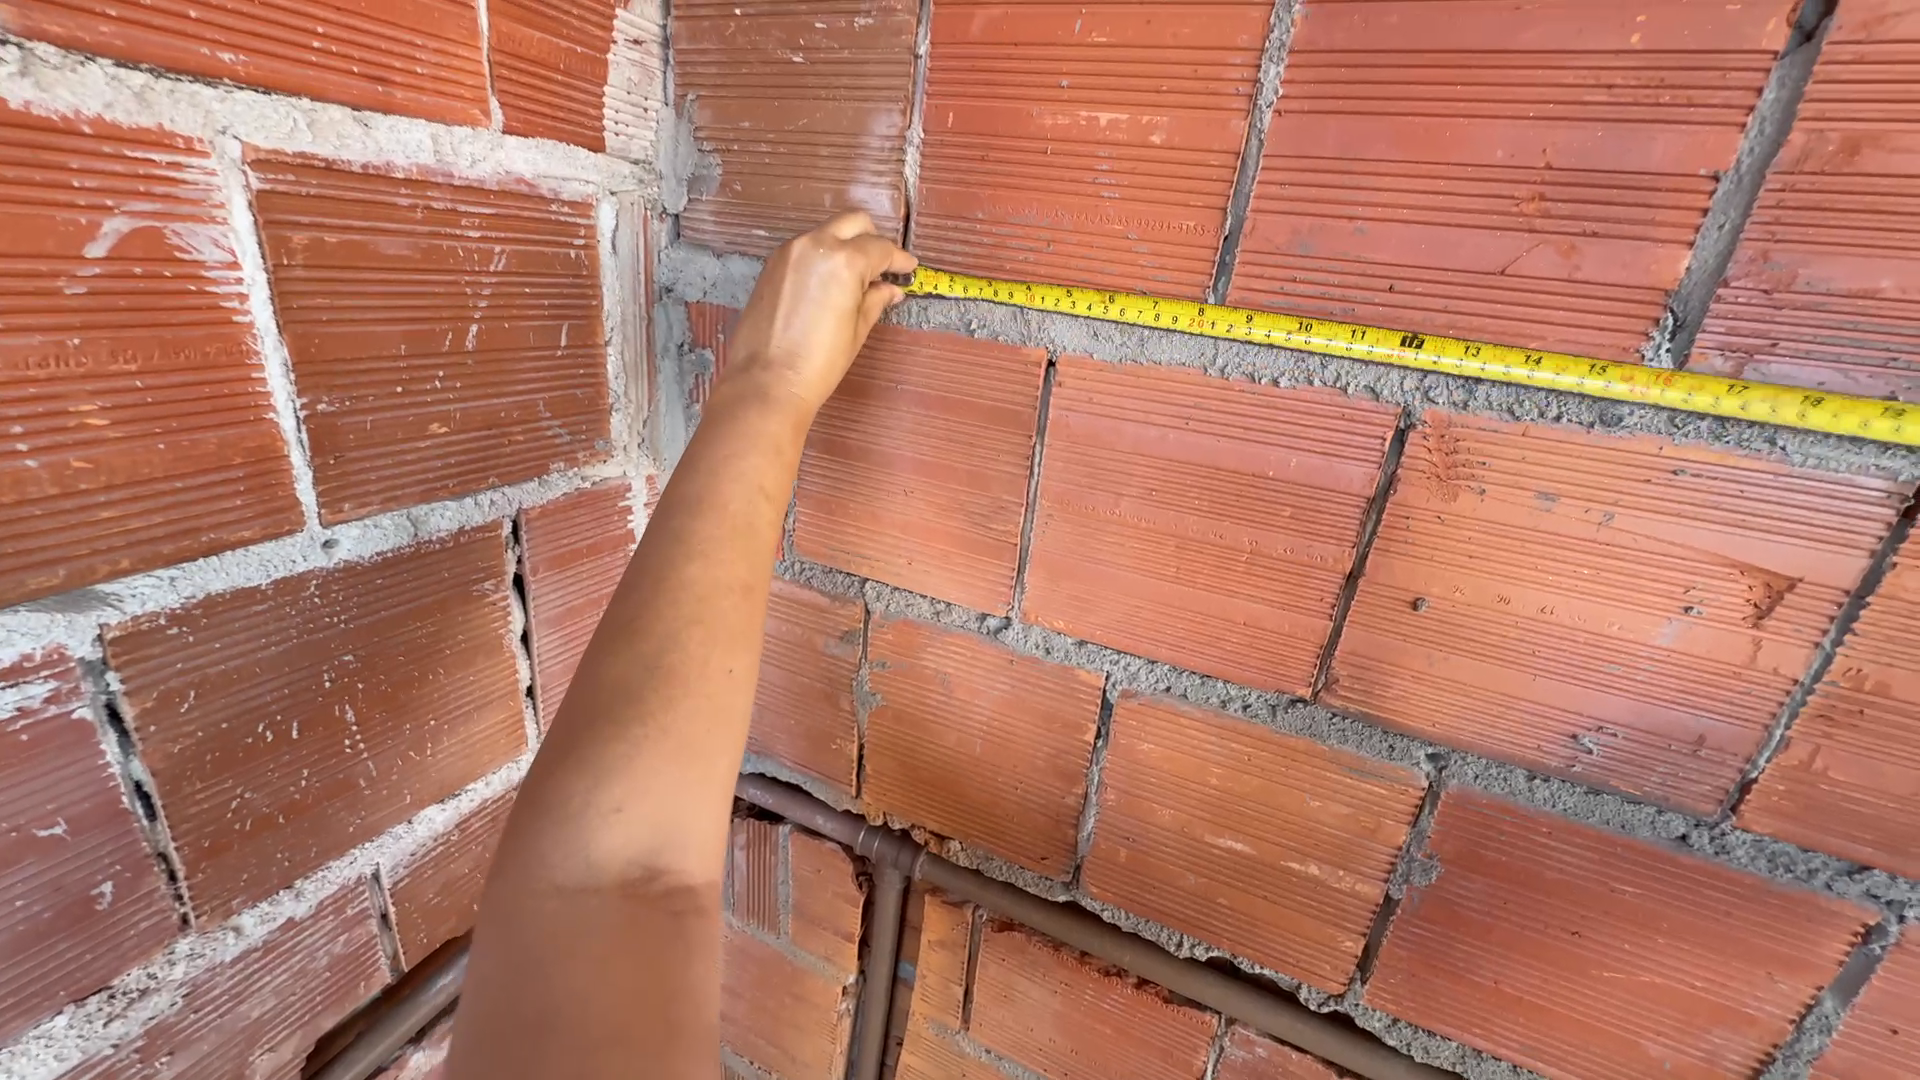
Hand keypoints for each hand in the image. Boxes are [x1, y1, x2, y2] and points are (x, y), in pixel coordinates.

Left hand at [720, 211, 916, 415]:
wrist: (767, 381)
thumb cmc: (820, 363)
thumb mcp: (857, 331)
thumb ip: (875, 301)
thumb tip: (890, 289)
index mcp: (844, 261)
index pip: (880, 248)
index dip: (899, 259)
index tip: (909, 267)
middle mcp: (816, 244)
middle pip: (854, 223)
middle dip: (874, 239)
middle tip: (885, 265)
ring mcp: (790, 251)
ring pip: (828, 232)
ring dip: (847, 245)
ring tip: (857, 278)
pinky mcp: (773, 263)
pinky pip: (807, 247)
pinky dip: (824, 256)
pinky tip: (830, 283)